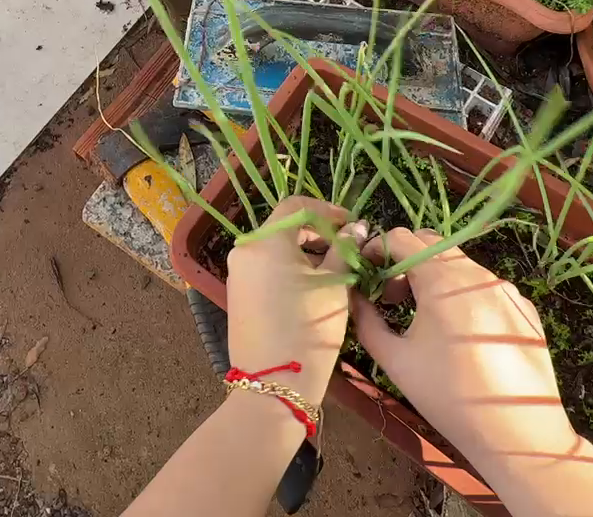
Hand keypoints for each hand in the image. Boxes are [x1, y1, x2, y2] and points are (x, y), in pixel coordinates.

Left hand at [225, 196, 365, 406]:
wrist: (273, 385)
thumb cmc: (309, 328)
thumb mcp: (334, 286)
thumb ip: (343, 250)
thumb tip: (355, 228)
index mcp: (267, 240)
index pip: (296, 206)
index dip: (326, 211)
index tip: (350, 224)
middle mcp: (246, 249)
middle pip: (283, 226)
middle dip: (316, 232)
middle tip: (345, 246)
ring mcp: (238, 272)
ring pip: (274, 247)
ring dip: (303, 250)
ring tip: (333, 268)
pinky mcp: (238, 293)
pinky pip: (265, 266)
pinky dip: (288, 267)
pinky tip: (311, 286)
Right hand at [352, 229, 592, 515]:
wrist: (521, 438)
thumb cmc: (450, 397)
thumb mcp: (396, 361)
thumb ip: (367, 320)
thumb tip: (354, 296)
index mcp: (442, 279)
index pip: (401, 237)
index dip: (377, 249)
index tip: (366, 273)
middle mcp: (476, 273)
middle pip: (430, 242)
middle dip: (403, 259)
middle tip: (392, 294)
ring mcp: (504, 287)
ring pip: (458, 262)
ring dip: (432, 274)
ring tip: (423, 314)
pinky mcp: (522, 305)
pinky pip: (483, 284)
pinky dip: (462, 292)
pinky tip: (461, 332)